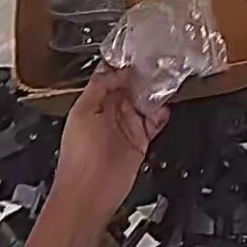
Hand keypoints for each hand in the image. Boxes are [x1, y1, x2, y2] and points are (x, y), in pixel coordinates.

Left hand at [52, 65, 169, 225]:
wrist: (88, 195)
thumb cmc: (79, 158)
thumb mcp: (83, 112)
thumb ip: (100, 87)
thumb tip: (118, 69)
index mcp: (95, 102)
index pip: (112, 76)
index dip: (125, 64)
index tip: (140, 51)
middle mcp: (112, 112)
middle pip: (133, 86)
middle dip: (144, 75)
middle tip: (160, 61)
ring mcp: (128, 126)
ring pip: (146, 101)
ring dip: (156, 92)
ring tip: (167, 80)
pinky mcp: (141, 140)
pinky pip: (156, 121)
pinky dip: (163, 113)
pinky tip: (165, 107)